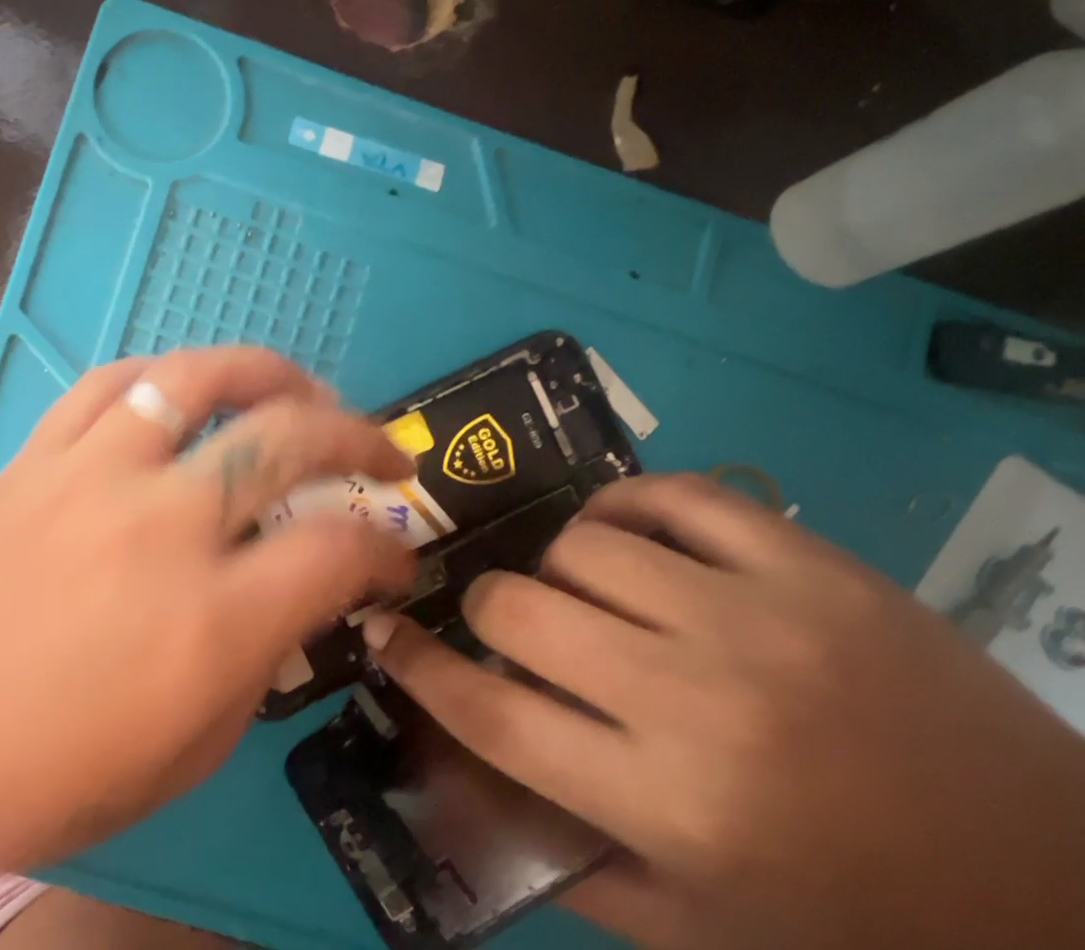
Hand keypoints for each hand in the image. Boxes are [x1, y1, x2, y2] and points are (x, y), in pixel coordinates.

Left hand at [0, 347, 411, 880]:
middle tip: (382, 455)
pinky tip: (185, 390)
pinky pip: (110, 384)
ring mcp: (95, 476)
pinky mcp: (38, 459)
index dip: (386, 549)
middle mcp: (165, 525)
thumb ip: (255, 668)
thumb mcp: (187, 754)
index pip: (339, 550)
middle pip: (289, 437)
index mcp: (214, 619)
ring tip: (298, 389)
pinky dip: (163, 375)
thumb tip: (287, 607)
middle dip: (359, 437)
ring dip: (267, 373)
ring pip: (197, 379)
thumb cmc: (47, 776)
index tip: (393, 559)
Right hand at [366, 474, 1084, 949]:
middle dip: (487, 614)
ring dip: (557, 570)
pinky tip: (625, 538)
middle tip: (509, 631)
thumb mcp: (689, 925)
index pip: (487, 709)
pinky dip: (626, 506)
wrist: (1053, 884)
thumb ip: (561, 857)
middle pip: (518, 608)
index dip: (415, 665)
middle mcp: (696, 699)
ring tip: (582, 593)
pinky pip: (675, 495)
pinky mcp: (816, 568)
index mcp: (660, 801)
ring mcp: (760, 619)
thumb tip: (458, 778)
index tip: (383, 634)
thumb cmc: (847, 917)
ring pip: (582, 545)